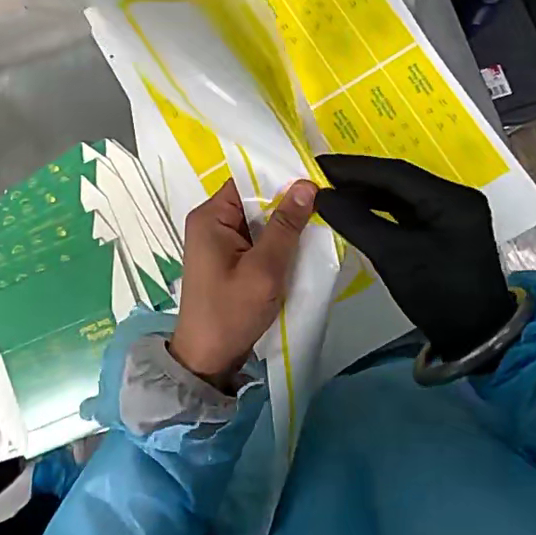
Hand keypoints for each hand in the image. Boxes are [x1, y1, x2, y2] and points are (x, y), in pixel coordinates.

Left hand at [169, 178, 316, 385]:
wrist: (208, 356)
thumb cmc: (231, 312)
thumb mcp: (264, 269)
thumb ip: (285, 226)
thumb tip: (305, 185)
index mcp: (210, 217)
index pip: (246, 180)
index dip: (279, 177)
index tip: (316, 177)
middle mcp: (210, 222)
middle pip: (253, 199)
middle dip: (286, 201)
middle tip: (328, 199)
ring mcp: (217, 242)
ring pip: (257, 220)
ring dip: (283, 224)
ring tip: (322, 218)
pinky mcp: (227, 259)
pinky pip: (255, 240)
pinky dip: (275, 242)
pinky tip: (302, 243)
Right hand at [313, 154, 513, 359]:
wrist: (474, 335)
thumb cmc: (438, 293)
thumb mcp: (393, 256)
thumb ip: (355, 221)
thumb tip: (319, 196)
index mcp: (451, 199)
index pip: (394, 173)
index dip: (353, 167)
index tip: (317, 164)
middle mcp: (453, 198)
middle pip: (397, 180)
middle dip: (356, 178)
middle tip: (317, 176)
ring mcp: (448, 213)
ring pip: (398, 194)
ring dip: (363, 192)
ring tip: (328, 191)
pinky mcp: (440, 229)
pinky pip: (402, 209)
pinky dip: (374, 207)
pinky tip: (351, 209)